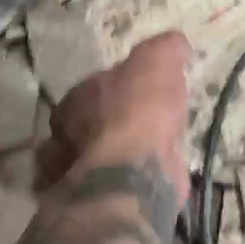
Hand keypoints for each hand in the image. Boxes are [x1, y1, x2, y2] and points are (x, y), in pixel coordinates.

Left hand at [36, 31, 192, 203]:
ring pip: (99, 155)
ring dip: (119, 152)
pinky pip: (114, 183)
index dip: (122, 84)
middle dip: (115, 120)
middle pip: (93, 121)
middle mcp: (67, 135)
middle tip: (148, 120)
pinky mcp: (97, 200)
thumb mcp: (157, 62)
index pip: (97, 85)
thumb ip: (165, 48)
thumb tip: (177, 43)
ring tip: (152, 150)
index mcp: (76, 99)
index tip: (147, 87)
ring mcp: (78, 171)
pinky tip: (149, 175)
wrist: (135, 174)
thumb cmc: (139, 112)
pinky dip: (128, 179)